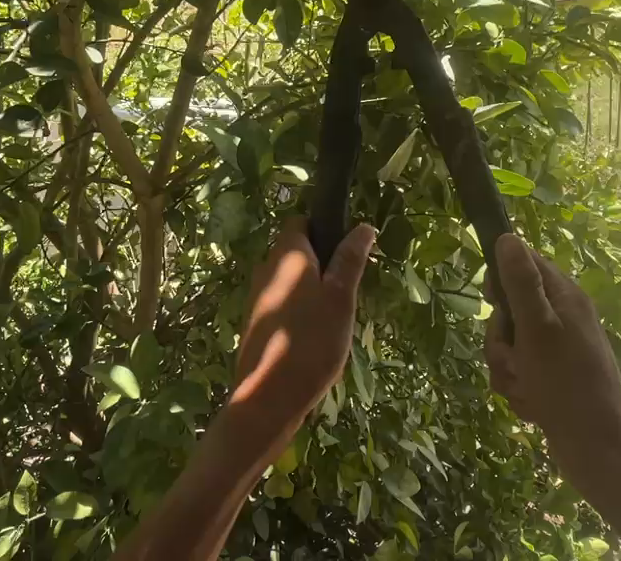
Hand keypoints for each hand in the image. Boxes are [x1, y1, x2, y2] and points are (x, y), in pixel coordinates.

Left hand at [230, 218, 375, 441]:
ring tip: (338, 314)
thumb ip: (350, 260)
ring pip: (290, 280)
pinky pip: (283, 303)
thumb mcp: (340, 297)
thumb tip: (363, 226)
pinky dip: (300, 310)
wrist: (268, 398)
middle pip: (296, 251)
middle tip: (350, 287)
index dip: (325, 228)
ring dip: (313, 289)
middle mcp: (266, 268)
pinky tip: (317, 336)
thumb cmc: (311, 340)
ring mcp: (257, 297)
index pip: (301, 221)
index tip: (348, 249)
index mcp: (286, 254)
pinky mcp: (256, 324)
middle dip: (323, 262)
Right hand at [484, 234, 620, 467]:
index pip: (524, 263)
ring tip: (524, 387)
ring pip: (510, 343)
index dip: (501, 280)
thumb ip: (521, 283)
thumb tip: (507, 237)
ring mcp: (558, 349)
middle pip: (510, 308)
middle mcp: (563, 317)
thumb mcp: (537, 329)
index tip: (493, 302)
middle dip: (501, 338)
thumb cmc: (566, 385)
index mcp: (565, 297)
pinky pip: (520, 370)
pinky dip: (518, 387)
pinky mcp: (553, 377)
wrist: (597, 452)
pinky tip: (531, 404)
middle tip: (512, 358)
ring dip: (507, 367)